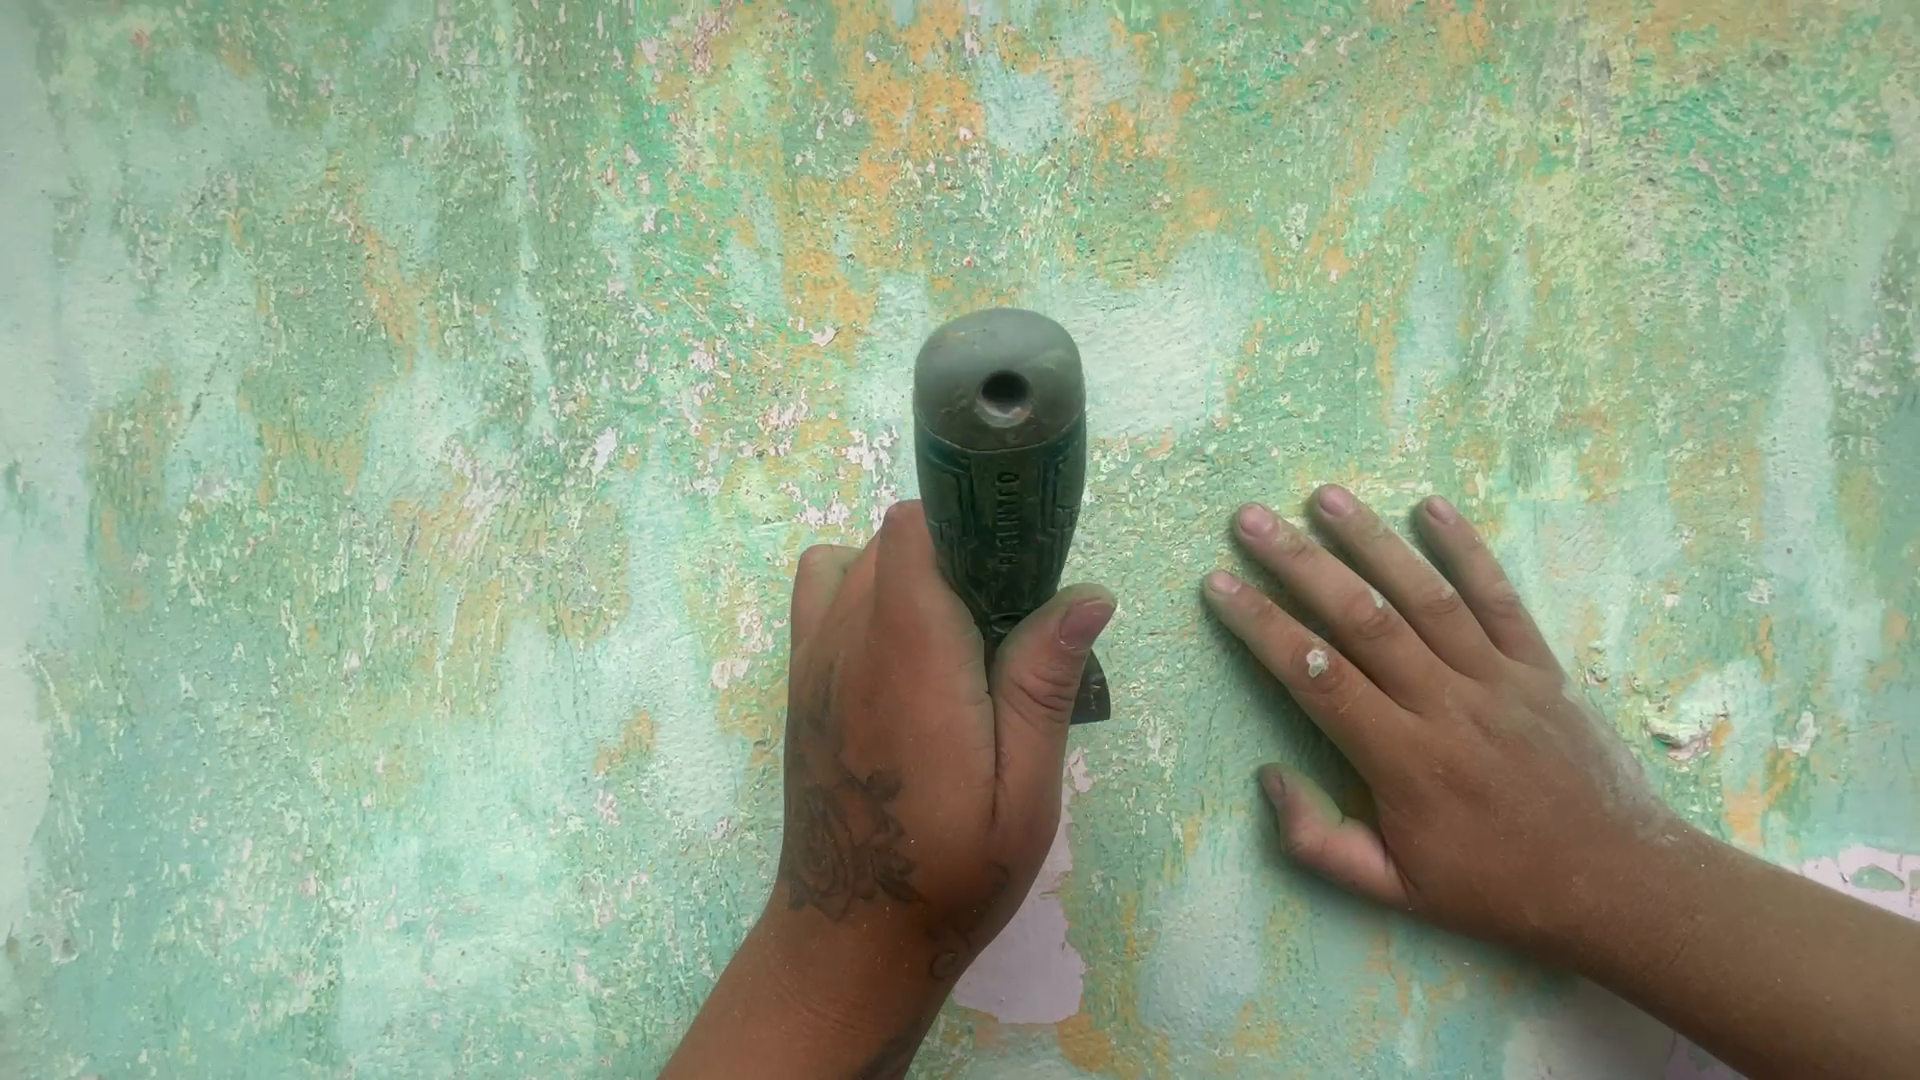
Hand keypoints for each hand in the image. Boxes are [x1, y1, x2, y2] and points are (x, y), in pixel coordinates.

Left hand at [767, 503, 1112, 1019]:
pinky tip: (897, 647)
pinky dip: (857, 589)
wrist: (850, 937)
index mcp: (910, 657)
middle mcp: (848, 640)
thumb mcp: (1024, 791)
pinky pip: (819, 594)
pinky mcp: (797, 681)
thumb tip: (1089, 591)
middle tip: (1001, 621)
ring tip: (950, 633)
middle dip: (953, 554)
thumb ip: (1043, 683)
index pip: (912, 529)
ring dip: (905, 571)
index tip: (1015, 566)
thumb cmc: (951, 871)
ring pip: (853, 559)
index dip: (966, 525)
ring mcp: (811, 658)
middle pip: (891, 540)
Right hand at [1202, 487, 1686, 952]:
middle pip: (1363, 619)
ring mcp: (1499, 678)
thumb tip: (1267, 775)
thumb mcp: (1393, 891)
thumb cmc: (1495, 887)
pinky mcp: (1540, 666)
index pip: (1317, 676)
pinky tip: (1431, 506)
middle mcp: (1447, 705)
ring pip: (1426, 596)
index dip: (1262, 625)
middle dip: (1300, 563)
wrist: (1627, 887)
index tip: (1219, 584)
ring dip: (1370, 541)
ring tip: (1323, 496)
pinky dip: (1466, 549)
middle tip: (1251, 519)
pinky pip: (1500, 598)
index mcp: (1404, 760)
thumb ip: (1316, 842)